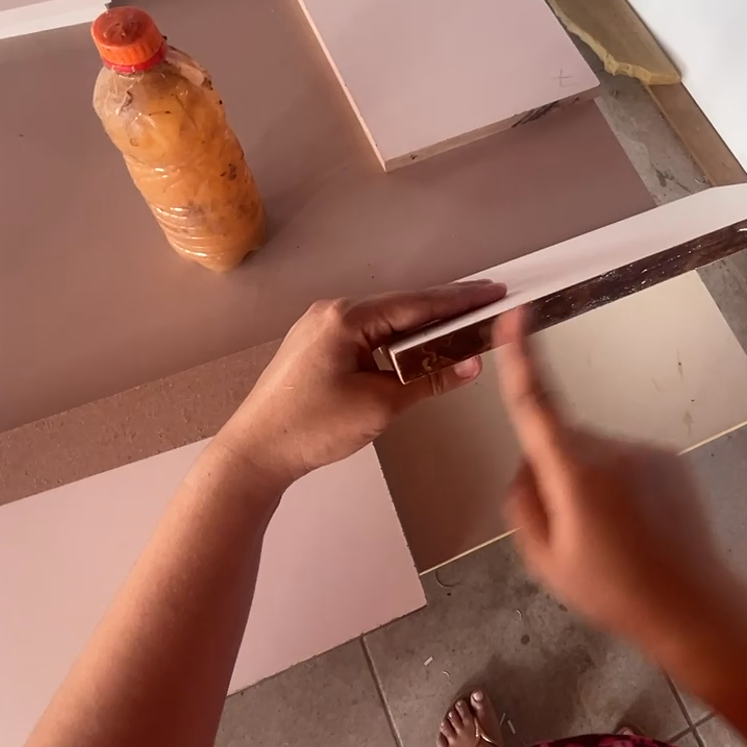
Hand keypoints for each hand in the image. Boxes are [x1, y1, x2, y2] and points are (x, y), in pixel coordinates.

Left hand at [216, 281, 506, 483]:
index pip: (417, 303)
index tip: (493, 292)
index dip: (460, 299)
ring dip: (422, 324)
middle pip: (402, 306)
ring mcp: (322, 326)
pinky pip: (370, 332)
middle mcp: (333, 312)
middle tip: (486, 303)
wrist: (253, 454)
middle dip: (446, 307)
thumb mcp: (380, 404)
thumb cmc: (310, 428)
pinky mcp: (319, 345)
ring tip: (462, 323)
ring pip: (386, 319)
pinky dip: (399, 337)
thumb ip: (429, 379)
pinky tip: (420, 344)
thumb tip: (471, 364)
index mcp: (346, 318)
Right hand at [495, 310, 739, 641]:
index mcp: (574, 472)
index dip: (521, 356)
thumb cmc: (613, 590)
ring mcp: (644, 449)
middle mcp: (609, 447)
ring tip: (614, 534)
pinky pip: (626, 459)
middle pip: (563, 441)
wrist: (693, 605)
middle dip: (557, 469)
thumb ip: (522, 501)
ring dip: (592, 480)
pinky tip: (639, 524)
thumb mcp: (544, 560)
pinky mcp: (670, 457)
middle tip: (573, 528)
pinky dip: (622, 483)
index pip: (537, 403)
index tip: (516, 314)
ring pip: (595, 452)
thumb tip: (528, 462)